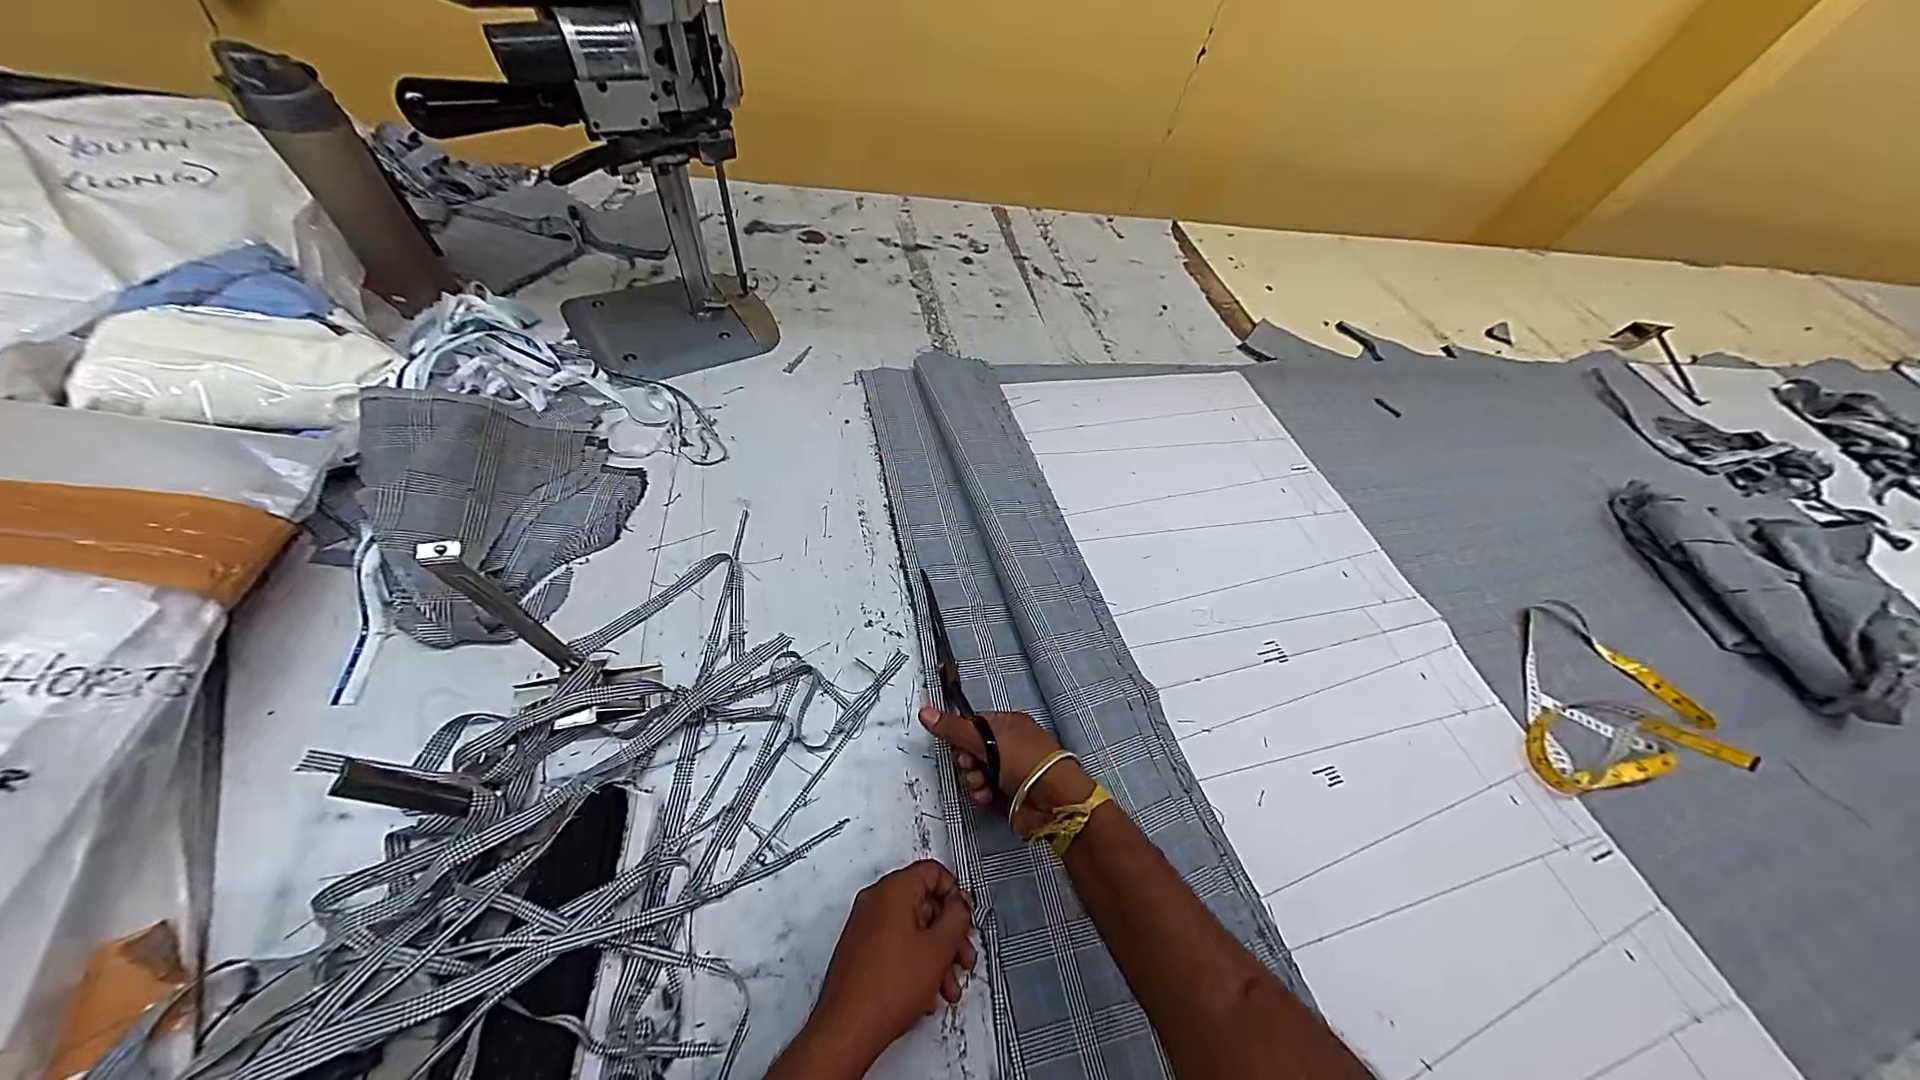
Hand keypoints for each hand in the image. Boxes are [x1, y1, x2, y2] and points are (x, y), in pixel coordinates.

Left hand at [788, 860, 976, 1074]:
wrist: (849, 1029)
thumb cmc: (884, 991)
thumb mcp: (939, 948)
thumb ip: (958, 917)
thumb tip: (960, 904)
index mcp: (893, 890)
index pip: (933, 871)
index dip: (955, 894)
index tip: (964, 915)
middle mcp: (875, 901)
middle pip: (923, 902)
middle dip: (948, 932)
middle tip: (960, 953)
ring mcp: (864, 924)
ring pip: (911, 927)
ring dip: (934, 952)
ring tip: (945, 982)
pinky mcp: (859, 948)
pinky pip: (895, 942)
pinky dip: (913, 959)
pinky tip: (925, 988)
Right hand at [918, 706, 1093, 835]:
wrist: (1052, 799)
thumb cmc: (1025, 760)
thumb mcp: (986, 738)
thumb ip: (953, 728)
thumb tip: (926, 711)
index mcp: (1007, 724)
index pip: (973, 725)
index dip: (961, 736)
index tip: (956, 744)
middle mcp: (1009, 745)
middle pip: (971, 750)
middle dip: (966, 761)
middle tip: (971, 765)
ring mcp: (1009, 770)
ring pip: (976, 772)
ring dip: (973, 779)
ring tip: (982, 783)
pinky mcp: (1008, 792)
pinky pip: (984, 789)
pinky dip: (982, 793)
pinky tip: (987, 796)